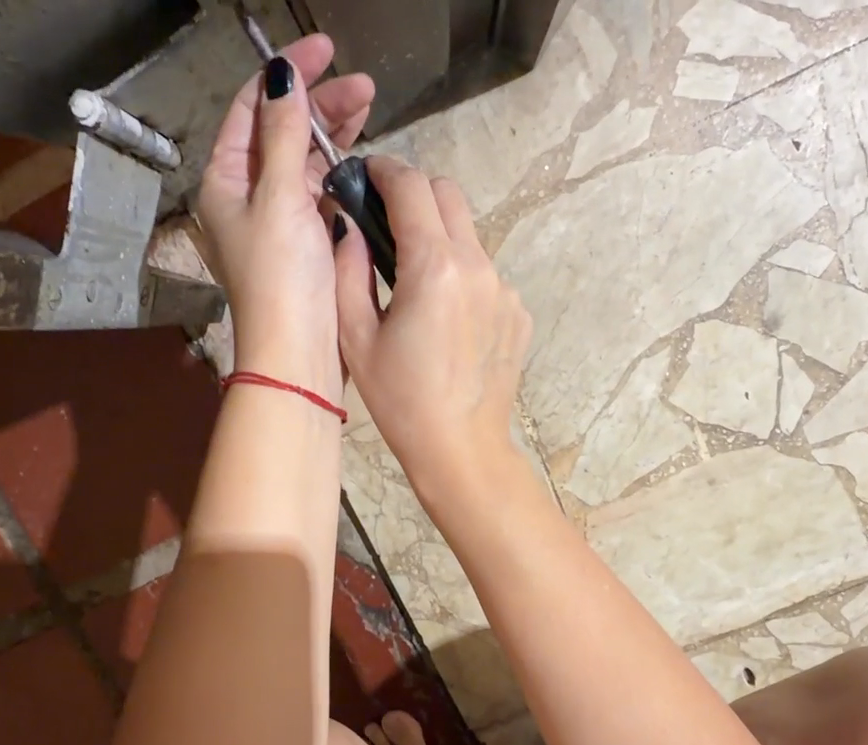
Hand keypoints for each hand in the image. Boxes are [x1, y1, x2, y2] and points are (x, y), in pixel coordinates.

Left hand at [198, 34, 373, 401]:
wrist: (297, 354)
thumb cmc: (281, 278)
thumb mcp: (279, 198)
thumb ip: (283, 134)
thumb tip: (284, 75)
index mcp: (226, 181)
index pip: (252, 108)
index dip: (286, 74)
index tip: (326, 50)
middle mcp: (248, 196)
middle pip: (281, 132)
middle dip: (319, 103)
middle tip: (365, 87)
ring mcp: (279, 221)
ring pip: (304, 162)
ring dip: (333, 135)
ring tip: (369, 112)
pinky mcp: (306, 245)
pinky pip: (321, 194)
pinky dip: (339, 173)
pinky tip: (361, 163)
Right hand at [334, 159, 533, 496]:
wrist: (461, 450)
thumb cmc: (400, 401)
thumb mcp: (357, 338)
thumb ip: (349, 270)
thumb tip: (349, 226)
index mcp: (433, 267)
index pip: (412, 187)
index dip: (385, 171)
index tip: (367, 174)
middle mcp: (477, 266)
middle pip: (449, 195)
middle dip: (416, 193)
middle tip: (387, 220)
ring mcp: (505, 289)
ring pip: (470, 235)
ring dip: (439, 237)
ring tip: (413, 280)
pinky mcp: (518, 312)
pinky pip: (486, 274)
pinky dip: (462, 277)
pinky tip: (445, 320)